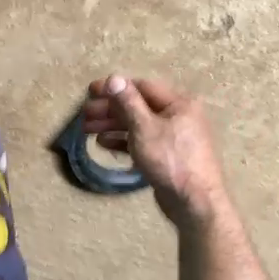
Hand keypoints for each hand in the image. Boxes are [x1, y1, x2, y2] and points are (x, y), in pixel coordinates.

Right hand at [82, 74, 228, 225]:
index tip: (90, 91)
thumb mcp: (144, 127)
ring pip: (138, 125)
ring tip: (87, 130)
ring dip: (112, 125)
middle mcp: (178, 116)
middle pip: (138, 106)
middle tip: (85, 114)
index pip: (142, 87)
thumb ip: (128, 102)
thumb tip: (114, 78)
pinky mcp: (166, 155)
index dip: (115, 87)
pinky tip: (104, 144)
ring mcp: (173, 137)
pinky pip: (141, 141)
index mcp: (179, 104)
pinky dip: (123, 141)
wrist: (194, 201)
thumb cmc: (170, 159)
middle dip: (110, 109)